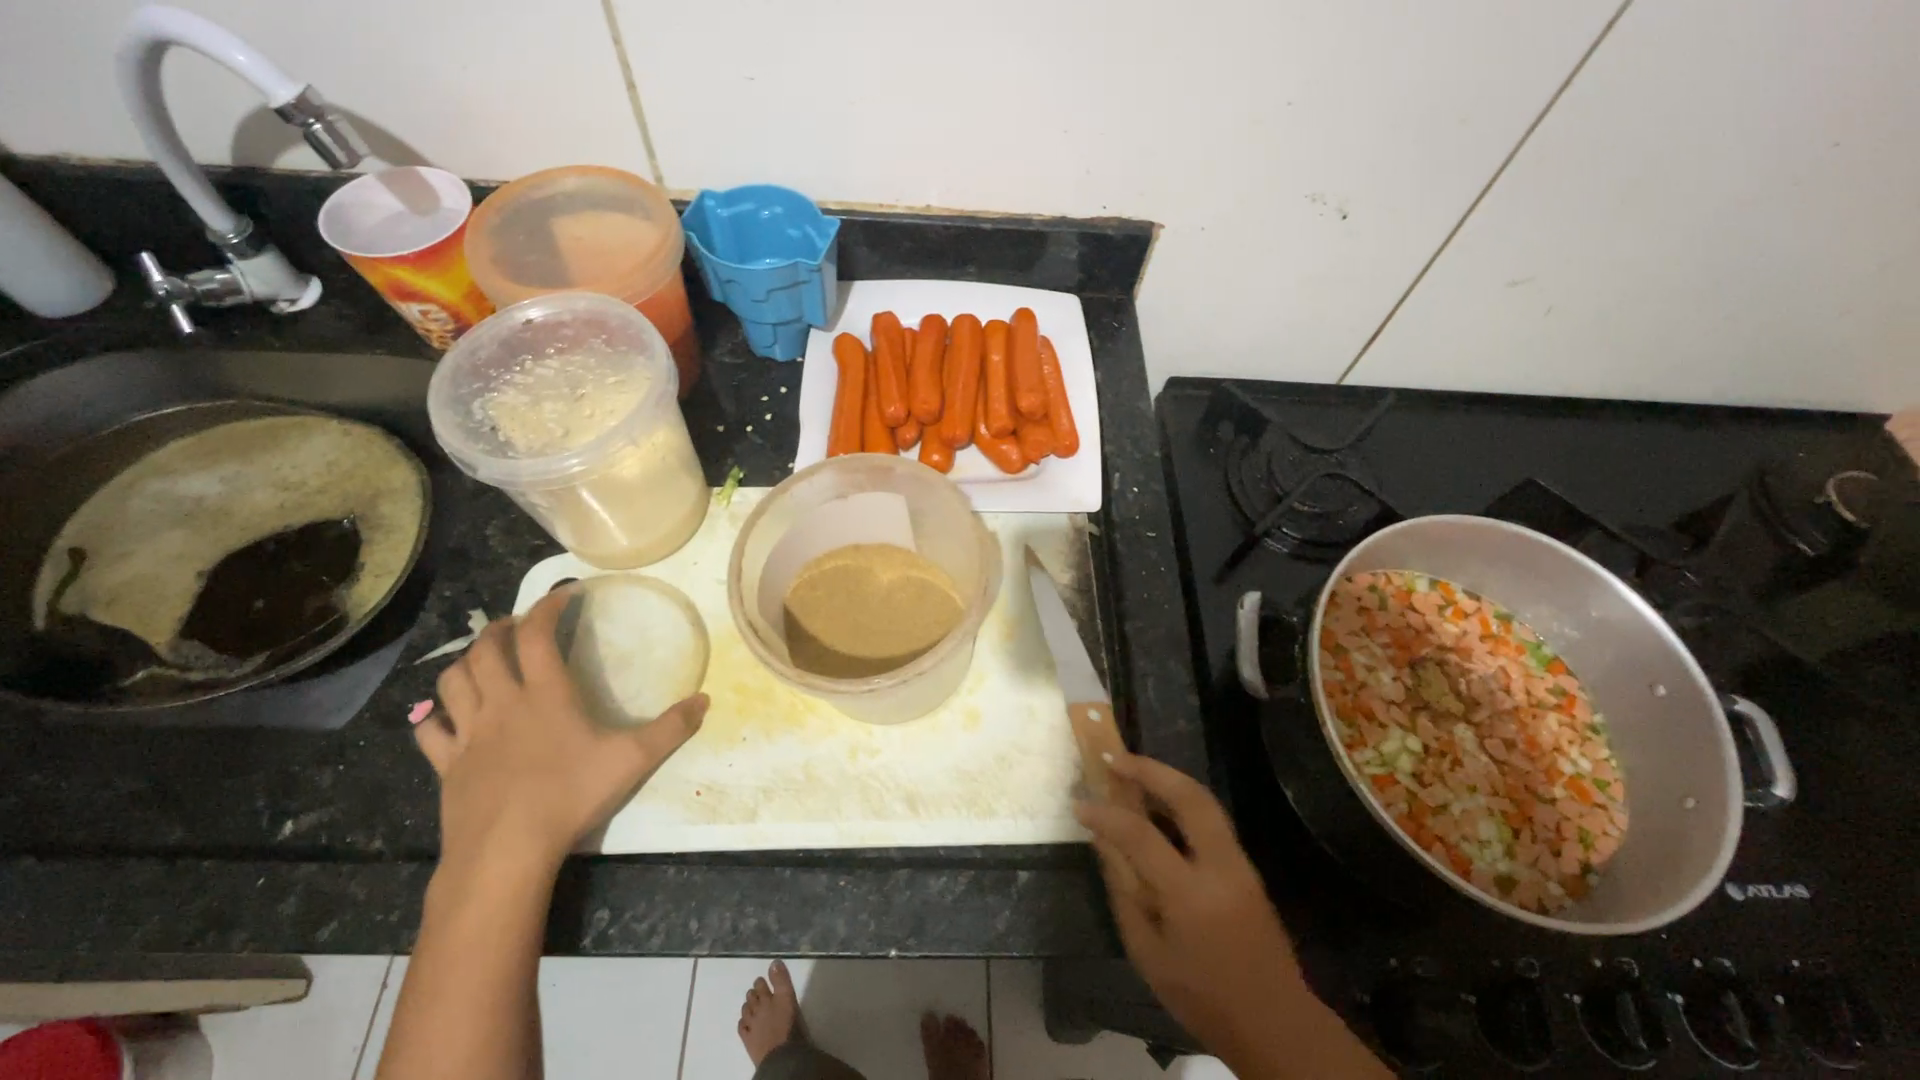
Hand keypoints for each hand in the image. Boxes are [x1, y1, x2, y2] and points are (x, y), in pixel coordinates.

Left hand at [415, 587, 708, 870]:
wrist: (506, 850)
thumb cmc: (570, 797)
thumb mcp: (632, 761)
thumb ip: (670, 729)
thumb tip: (705, 700)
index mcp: (545, 695)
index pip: (537, 635)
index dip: (546, 607)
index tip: (562, 595)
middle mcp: (502, 704)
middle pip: (486, 650)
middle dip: (500, 629)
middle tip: (516, 625)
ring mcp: (469, 735)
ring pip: (452, 682)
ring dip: (464, 663)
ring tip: (481, 661)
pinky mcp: (447, 765)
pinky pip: (431, 731)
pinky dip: (436, 717)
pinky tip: (447, 718)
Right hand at [1075, 754, 1307, 1069]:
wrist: (1274, 1022)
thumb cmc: (1202, 998)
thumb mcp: (1148, 954)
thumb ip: (1125, 893)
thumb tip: (1104, 845)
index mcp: (1191, 895)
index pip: (1141, 837)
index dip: (1106, 815)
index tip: (1079, 804)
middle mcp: (1222, 868)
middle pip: (1190, 798)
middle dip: (1151, 770)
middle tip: (1115, 758)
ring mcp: (1241, 865)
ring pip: (1206, 804)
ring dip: (1169, 781)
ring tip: (1133, 771)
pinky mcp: (1247, 870)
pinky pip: (1212, 823)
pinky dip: (1183, 805)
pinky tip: (1158, 807)